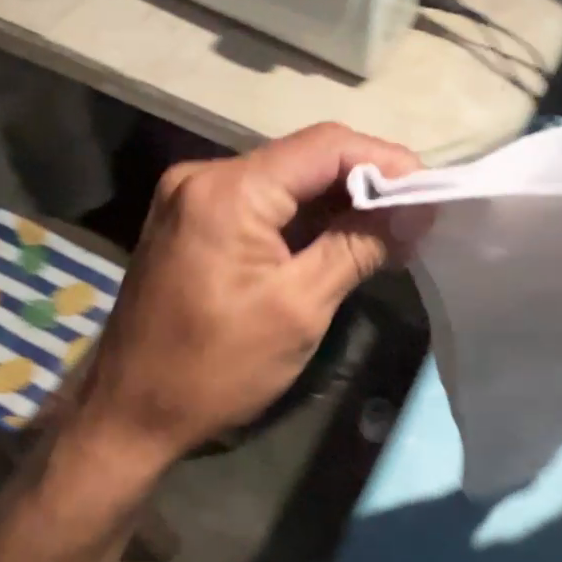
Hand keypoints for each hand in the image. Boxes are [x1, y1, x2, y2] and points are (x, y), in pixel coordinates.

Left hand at [62, 123, 422, 475]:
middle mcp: (204, 176)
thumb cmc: (216, 369)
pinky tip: (343, 239)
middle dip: (367, 181)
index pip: (325, 146)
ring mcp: (193, 197)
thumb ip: (358, 246)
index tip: (431, 192)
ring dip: (339, 201)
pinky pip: (262, 203)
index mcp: (228, 190)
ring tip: (393, 230)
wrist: (129, 415)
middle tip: (418, 214)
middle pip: (305, 157)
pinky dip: (305, 218)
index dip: (386, 161)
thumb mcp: (300, 308)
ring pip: (286, 180)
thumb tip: (414, 210)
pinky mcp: (192, 221)